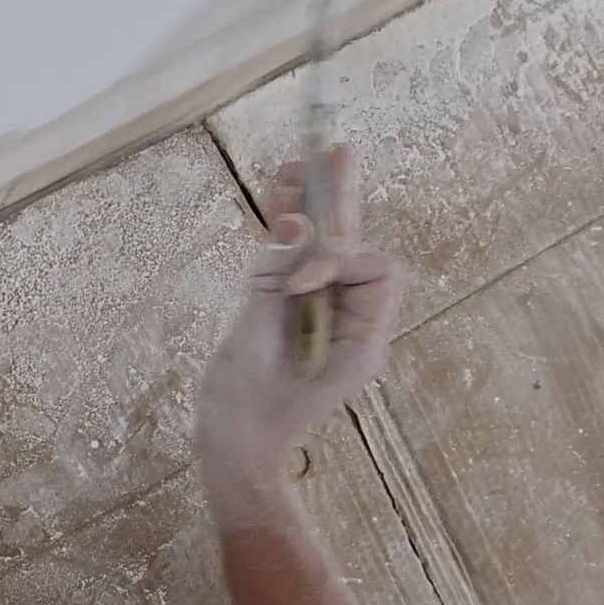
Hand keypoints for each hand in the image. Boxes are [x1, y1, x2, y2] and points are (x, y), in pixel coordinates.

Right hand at [195, 148, 404, 530]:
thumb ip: (272, 287)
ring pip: (316, 253)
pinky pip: (286, 267)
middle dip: (337, 203)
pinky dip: (281, 235)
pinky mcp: (277, 317)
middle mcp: (342, 319)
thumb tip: (288, 227)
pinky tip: (279, 198)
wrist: (234, 451)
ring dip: (306, 210)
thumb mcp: (261, 351)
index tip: (297, 287)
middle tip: (334, 152)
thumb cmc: (252, 416)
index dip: (336, 261)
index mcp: (360, 335)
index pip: (369, 270)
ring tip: (297, 163)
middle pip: (349, 249)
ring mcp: (310, 317)